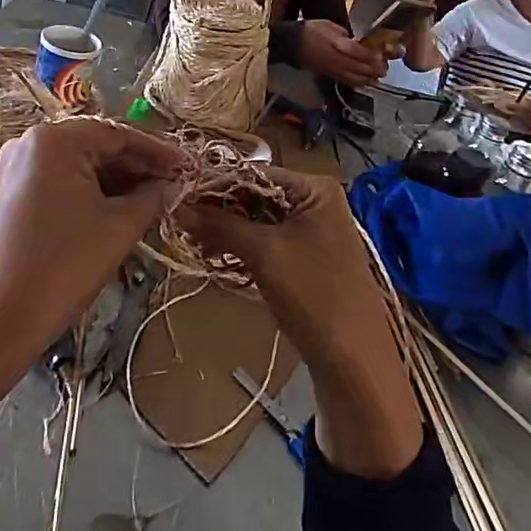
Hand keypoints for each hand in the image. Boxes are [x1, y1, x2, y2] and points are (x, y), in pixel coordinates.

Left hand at [0, 118, 188, 454]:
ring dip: (119, 180)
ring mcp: (15, 169)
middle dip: (139, 167)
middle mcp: (30, 143)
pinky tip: (121, 208)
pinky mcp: (11, 195)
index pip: (119, 134)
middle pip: (98, 146)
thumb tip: (174, 185)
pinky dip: (93, 192)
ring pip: (80, 165)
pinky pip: (62, 181)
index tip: (189, 168)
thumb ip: (152, 197)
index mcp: (54, 140)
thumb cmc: (63, 267)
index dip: (159, 152)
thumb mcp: (119, 227)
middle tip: (175, 184)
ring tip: (155, 199)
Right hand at [175, 168, 420, 477]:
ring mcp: (312, 231)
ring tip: (193, 243)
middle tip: (179, 223)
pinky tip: (216, 257)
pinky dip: (242, 247)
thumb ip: (221, 225)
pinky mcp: (306, 258)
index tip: (176, 195)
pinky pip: (267, 242)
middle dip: (219, 209)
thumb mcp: (265, 253)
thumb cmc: (314, 295)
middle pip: (256, 195)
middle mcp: (316, 202)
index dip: (215, 184)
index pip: (255, 172)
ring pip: (259, 220)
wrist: (354, 358)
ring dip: (227, 230)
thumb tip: (178, 207)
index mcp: (315, 188)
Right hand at [297, 19, 388, 86]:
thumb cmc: (311, 31)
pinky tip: (365, 82)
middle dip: (376, 69)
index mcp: (339, 46)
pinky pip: (348, 81)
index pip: (361, 54)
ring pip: (356, 78)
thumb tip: (356, 42)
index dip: (374, 56)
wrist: (292, 44)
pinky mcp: (330, 75)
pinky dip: (359, 82)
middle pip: (362, 68)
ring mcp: (335, 70)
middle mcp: (339, 61)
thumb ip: (346, 34)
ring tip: (378, 77)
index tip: (385, 55)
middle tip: (386, 67)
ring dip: (369, 78)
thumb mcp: (330, 26)